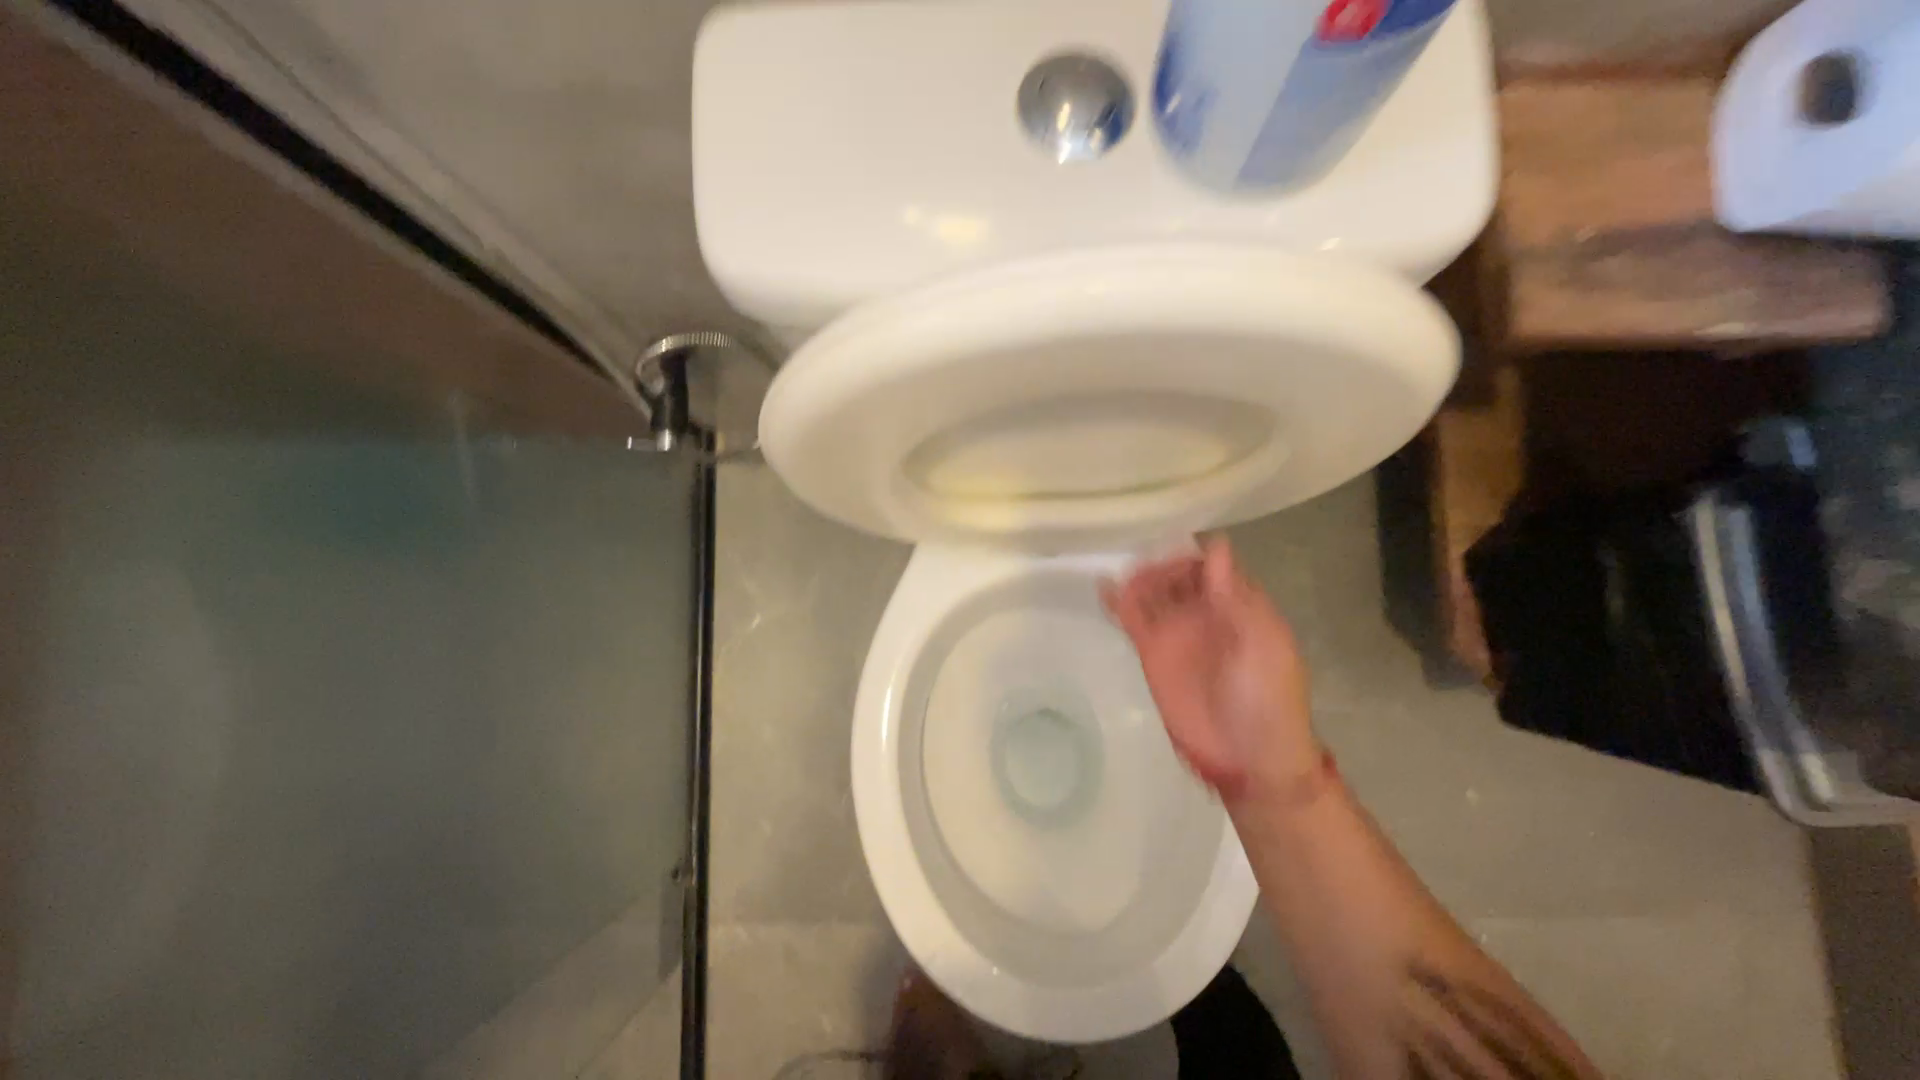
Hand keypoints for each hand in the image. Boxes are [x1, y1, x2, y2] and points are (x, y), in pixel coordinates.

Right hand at [1100, 540, 1318, 802]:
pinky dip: (1119, 602)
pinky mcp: (1152, 654)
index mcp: (1239, 604)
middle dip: (1160, 562)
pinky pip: (1133, 620)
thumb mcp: (1263, 644)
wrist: (1249, 758)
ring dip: (1138, 578)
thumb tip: (1215, 546)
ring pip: (1153, 591)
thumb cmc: (1267, 698)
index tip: (1169, 546)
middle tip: (1143, 569)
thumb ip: (1236, 598)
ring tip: (1125, 579)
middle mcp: (1205, 611)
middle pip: (1177, 572)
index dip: (1190, 552)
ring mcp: (1177, 632)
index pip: (1211, 563)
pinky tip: (1104, 588)